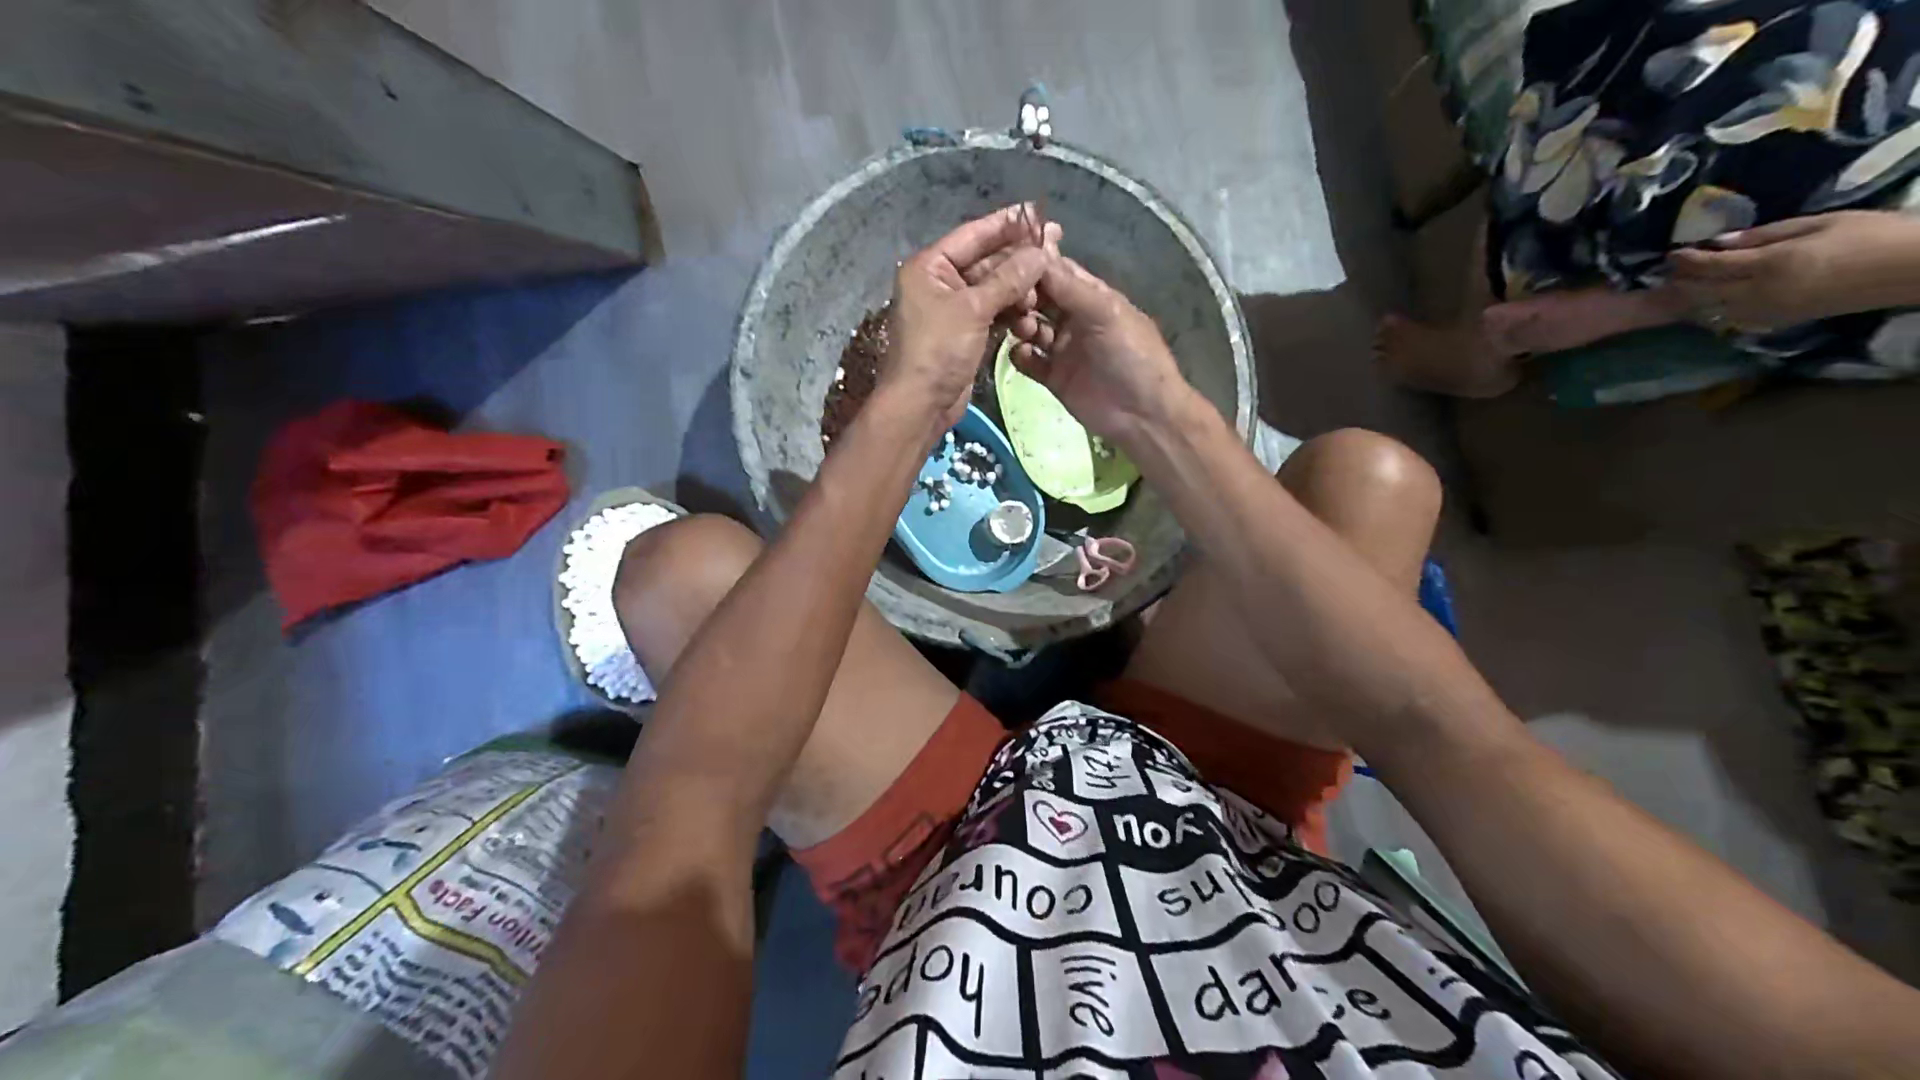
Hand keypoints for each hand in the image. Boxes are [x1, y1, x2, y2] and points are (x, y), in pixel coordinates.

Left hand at [878, 205, 1055, 430]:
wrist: (921, 404)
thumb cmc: (938, 350)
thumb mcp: (973, 309)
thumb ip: (1008, 278)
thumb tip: (1040, 253)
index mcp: (930, 267)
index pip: (973, 235)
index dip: (1006, 224)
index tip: (1037, 213)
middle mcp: (939, 283)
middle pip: (984, 261)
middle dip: (1018, 257)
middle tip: (1056, 244)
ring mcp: (952, 310)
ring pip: (991, 289)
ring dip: (1018, 288)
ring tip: (1049, 281)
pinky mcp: (964, 334)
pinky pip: (992, 312)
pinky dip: (1010, 311)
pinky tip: (1033, 309)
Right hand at [1006, 256, 1196, 444]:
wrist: (1142, 414)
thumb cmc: (1132, 355)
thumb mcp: (1106, 313)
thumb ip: (1070, 288)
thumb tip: (1035, 259)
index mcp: (1092, 297)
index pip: (1057, 272)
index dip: (1034, 265)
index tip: (1010, 262)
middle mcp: (1074, 319)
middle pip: (1039, 298)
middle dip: (1023, 296)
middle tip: (1010, 300)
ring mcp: (1062, 349)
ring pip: (1030, 328)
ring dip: (1020, 324)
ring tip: (1022, 330)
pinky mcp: (1053, 377)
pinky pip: (1028, 361)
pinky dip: (1020, 355)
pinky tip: (1022, 354)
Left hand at [1668, 210, 1919, 331]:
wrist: (1913, 269)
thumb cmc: (1873, 235)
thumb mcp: (1821, 223)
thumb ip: (1765, 235)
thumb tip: (1719, 242)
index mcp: (1770, 264)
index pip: (1711, 266)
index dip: (1686, 260)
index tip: (1671, 254)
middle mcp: (1758, 292)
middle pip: (1700, 291)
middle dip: (1680, 281)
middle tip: (1669, 272)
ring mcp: (1764, 311)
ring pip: (1709, 309)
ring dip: (1691, 299)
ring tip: (1682, 286)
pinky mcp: (1775, 322)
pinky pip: (1730, 319)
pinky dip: (1712, 310)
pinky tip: (1710, 301)